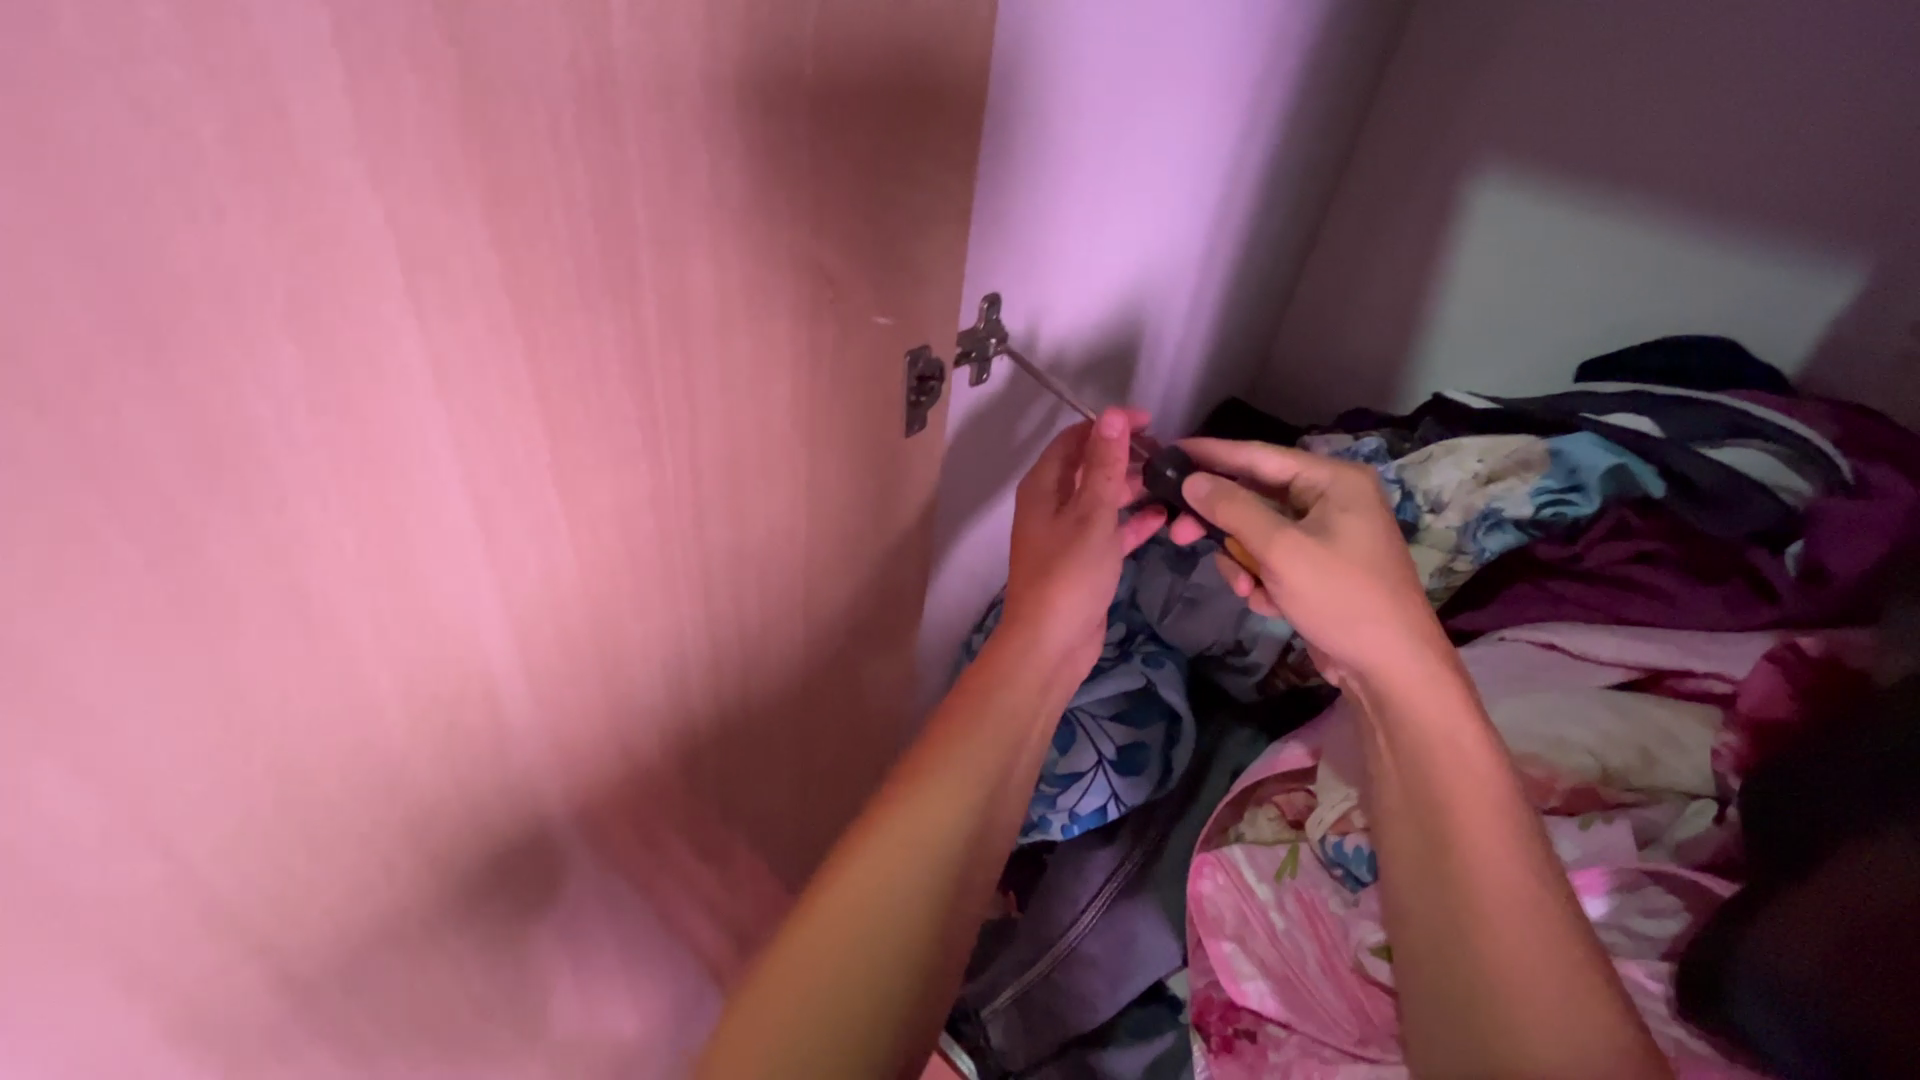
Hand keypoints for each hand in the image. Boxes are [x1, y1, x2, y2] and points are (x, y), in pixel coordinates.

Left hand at [1000, 407, 1166, 677]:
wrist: (1051, 642)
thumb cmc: (1069, 574)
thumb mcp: (1092, 514)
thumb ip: (1104, 465)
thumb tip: (1111, 415)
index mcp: (1044, 486)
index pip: (1076, 438)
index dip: (1110, 426)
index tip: (1150, 423)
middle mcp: (1051, 504)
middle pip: (1090, 467)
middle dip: (1126, 458)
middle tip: (1168, 456)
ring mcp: (1067, 534)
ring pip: (1103, 500)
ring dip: (1134, 490)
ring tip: (1174, 483)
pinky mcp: (1084, 560)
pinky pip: (1110, 531)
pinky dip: (1133, 522)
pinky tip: (1165, 517)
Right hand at [1166, 438, 1449, 687]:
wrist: (1389, 667)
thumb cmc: (1340, 597)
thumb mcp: (1280, 550)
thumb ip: (1232, 509)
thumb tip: (1190, 480)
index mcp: (1332, 481)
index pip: (1258, 456)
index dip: (1210, 454)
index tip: (1169, 454)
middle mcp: (1330, 499)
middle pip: (1254, 496)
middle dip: (1221, 523)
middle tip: (1178, 535)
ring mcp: (1325, 534)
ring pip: (1256, 532)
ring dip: (1242, 562)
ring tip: (1243, 588)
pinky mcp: (1316, 566)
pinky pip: (1271, 559)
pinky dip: (1261, 580)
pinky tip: (1269, 604)